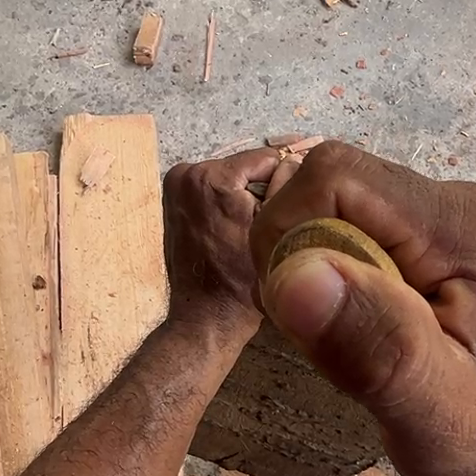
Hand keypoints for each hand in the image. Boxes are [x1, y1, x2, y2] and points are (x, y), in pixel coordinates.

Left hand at [161, 147, 281, 343]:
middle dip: (265, 190)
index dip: (289, 181)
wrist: (207, 317)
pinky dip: (230, 204)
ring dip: (248, 197)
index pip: (266, 157)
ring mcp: (176, 186)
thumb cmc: (242, 285)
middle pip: (247, 167)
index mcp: (209, 178)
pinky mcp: (175, 200)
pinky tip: (237, 231)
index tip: (300, 204)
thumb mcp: (278, 234)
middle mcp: (185, 174)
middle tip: (276, 224)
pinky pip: (216, 191)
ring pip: (233, 179)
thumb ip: (288, 189)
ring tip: (256, 230)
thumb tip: (297, 162)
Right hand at [248, 142, 475, 475]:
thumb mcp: (433, 414)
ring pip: (330, 209)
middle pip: (330, 187)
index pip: (336, 179)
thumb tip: (295, 277)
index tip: (292, 313)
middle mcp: (455, 205)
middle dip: (297, 256)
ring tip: (342, 341)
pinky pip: (344, 233)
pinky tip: (352, 330)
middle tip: (319, 338)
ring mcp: (440, 221)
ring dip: (309, 272)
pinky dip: (325, 278)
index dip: (289, 235)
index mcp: (462, 228)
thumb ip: (376, 345)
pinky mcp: (423, 243)